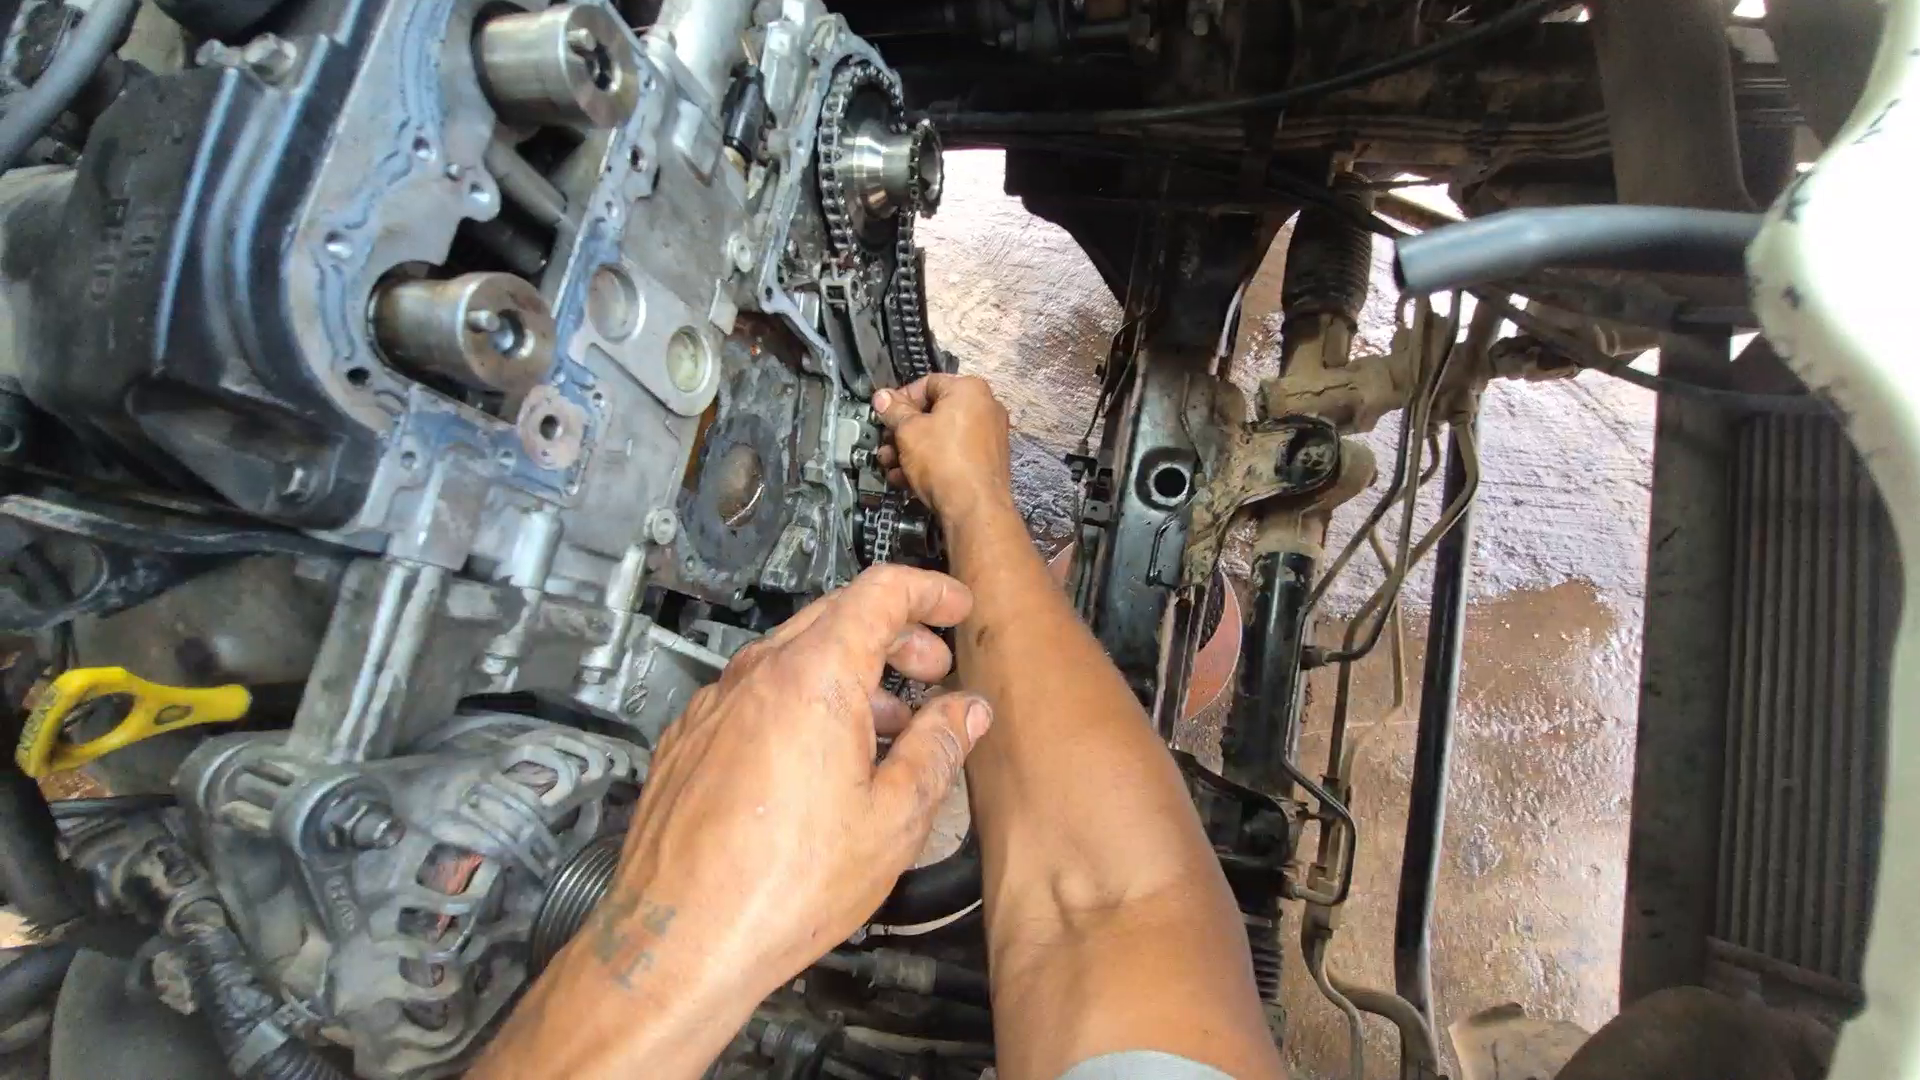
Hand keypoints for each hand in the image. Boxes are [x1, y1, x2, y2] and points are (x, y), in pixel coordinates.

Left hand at [582, 565, 994, 1006]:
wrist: (678, 945)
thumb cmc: (780, 886)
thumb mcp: (893, 817)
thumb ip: (938, 747)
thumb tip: (965, 712)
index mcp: (814, 677)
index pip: (881, 593)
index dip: (929, 592)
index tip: (952, 606)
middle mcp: (759, 675)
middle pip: (840, 616)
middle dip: (897, 634)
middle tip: (932, 668)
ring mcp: (719, 702)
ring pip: (799, 654)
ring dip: (854, 671)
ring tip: (890, 720)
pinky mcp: (694, 735)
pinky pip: (761, 691)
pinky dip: (806, 698)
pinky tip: (825, 751)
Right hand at [873, 375, 1014, 525]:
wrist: (975, 508)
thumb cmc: (944, 461)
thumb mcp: (908, 431)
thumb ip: (894, 411)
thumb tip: (883, 397)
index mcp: (969, 390)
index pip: (928, 383)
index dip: (901, 399)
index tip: (884, 414)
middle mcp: (985, 408)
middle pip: (934, 413)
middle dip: (903, 431)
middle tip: (885, 444)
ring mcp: (989, 437)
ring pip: (941, 438)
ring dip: (911, 450)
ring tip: (890, 465)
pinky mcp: (987, 463)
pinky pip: (954, 456)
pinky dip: (931, 463)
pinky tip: (906, 479)